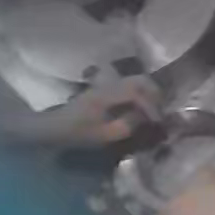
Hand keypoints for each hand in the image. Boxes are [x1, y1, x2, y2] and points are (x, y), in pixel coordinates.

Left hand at [42, 78, 162, 146]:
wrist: (51, 128)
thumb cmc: (75, 133)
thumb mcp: (102, 135)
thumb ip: (126, 126)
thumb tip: (143, 118)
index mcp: (107, 95)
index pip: (137, 92)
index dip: (151, 105)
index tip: (158, 119)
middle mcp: (108, 85)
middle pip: (140, 79)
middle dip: (155, 93)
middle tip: (162, 110)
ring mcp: (106, 85)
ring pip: (135, 80)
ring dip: (148, 92)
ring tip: (154, 108)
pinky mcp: (104, 89)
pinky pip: (128, 85)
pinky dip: (140, 93)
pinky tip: (140, 107)